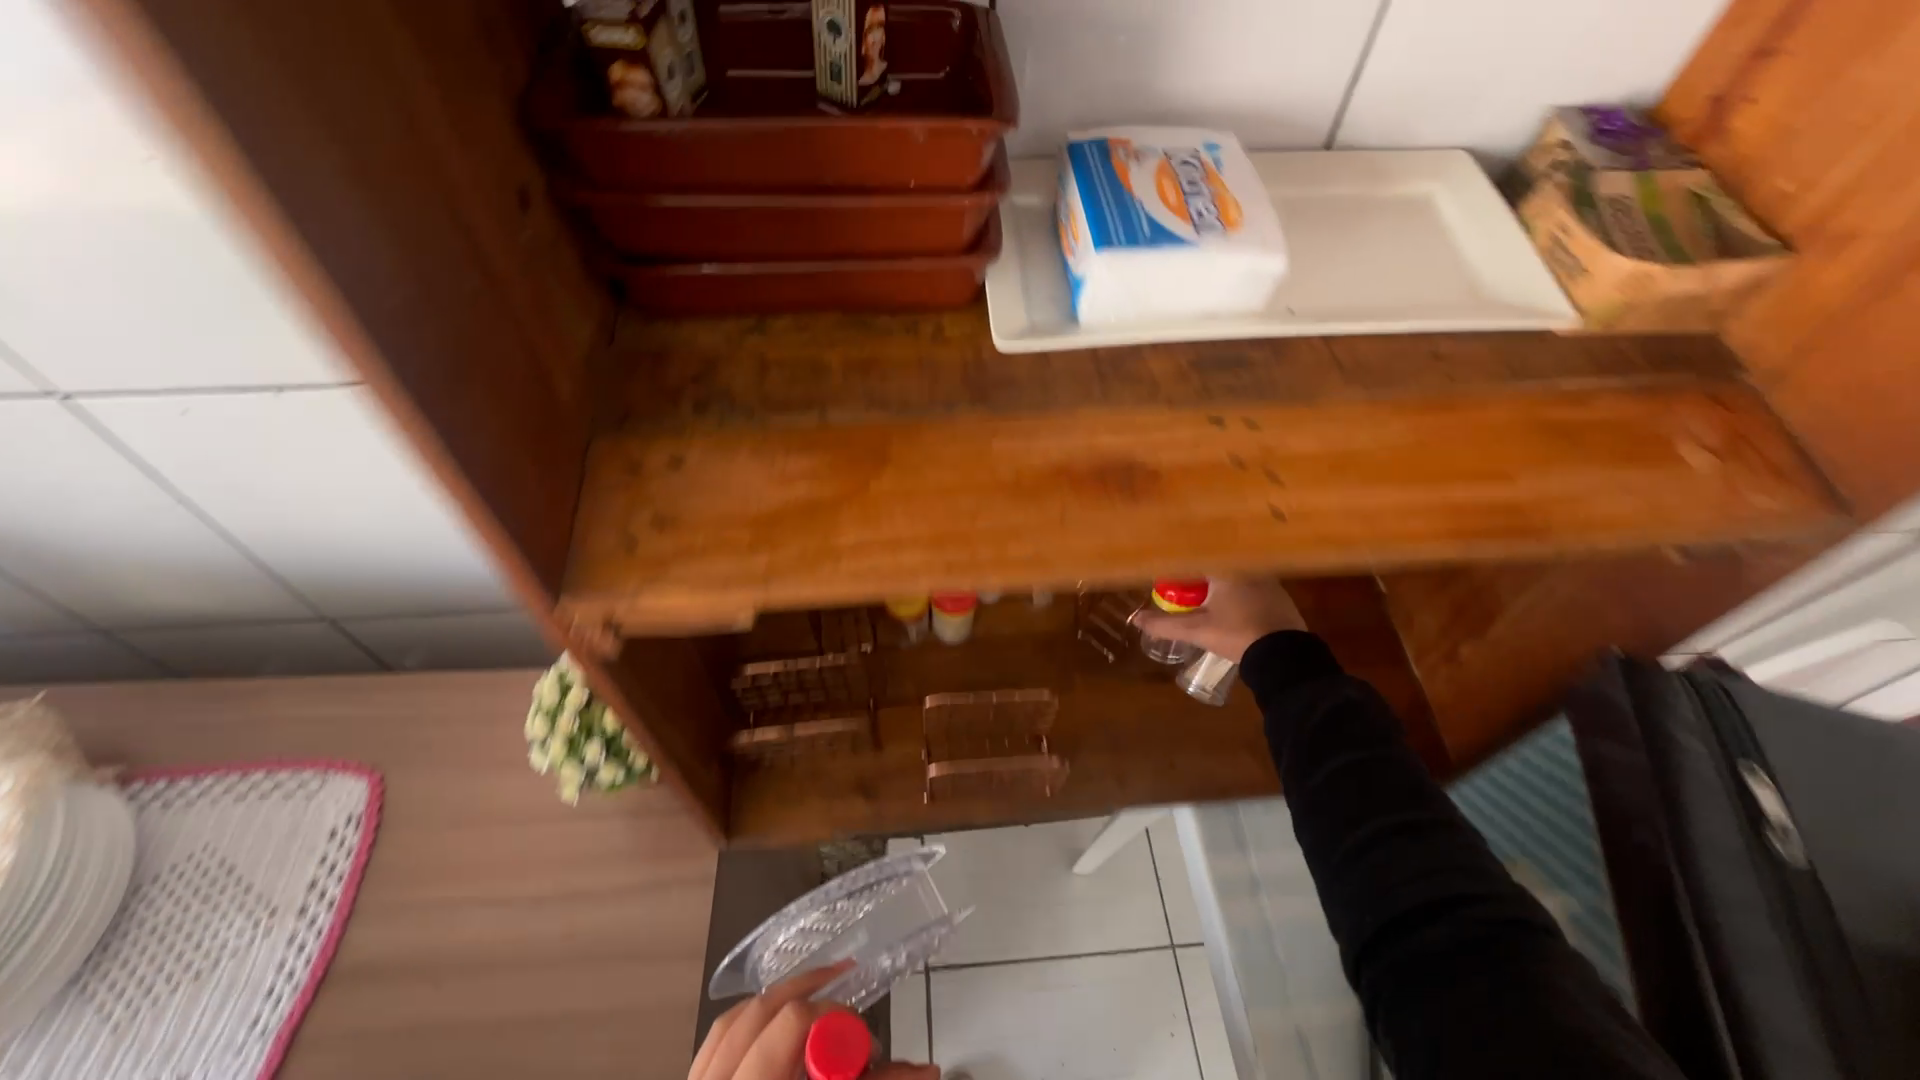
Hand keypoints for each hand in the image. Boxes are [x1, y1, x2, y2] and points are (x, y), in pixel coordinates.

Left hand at [691, 963, 940, 1079]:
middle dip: (811, 999)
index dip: (833, 1025)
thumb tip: (928, 1069)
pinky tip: (779, 1030)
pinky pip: (717, 1041)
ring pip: (734, 1021)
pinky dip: (752, 1024)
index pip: (791, 1025)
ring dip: (781, 1005)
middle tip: (848, 1007)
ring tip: (820, 1006)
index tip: (864, 1046)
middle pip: (761, 1012)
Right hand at [1131, 577, 1305, 661]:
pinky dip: (1237, 599)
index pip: (1195, 562)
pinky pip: (1250, 592)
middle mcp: (1248, 569)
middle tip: (1184, 599)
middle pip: (1214, 570)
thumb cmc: (1237, 634)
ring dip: (1219, 591)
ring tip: (1206, 608)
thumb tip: (1135, 619)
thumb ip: (1165, 624)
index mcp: (1226, 570)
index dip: (1179, 573)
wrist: (1284, 655)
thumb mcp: (1197, 630)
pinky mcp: (1280, 598)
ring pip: (1234, 581)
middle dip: (1198, 583)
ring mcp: (1268, 582)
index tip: (1167, 586)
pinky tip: (1232, 616)